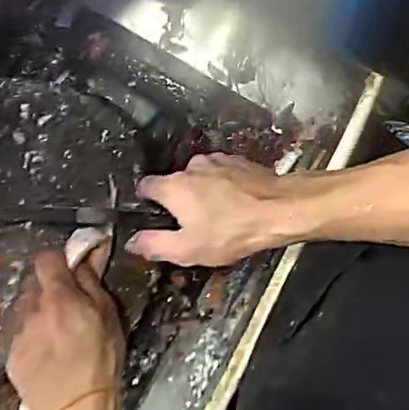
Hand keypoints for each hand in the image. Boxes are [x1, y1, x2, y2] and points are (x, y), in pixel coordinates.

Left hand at [7, 245, 122, 409]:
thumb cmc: (99, 359)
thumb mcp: (106, 311)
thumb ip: (91, 278)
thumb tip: (86, 255)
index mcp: (58, 295)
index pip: (46, 258)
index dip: (57, 259)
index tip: (68, 267)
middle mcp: (33, 311)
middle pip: (35, 284)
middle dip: (49, 289)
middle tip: (67, 304)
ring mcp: (19, 335)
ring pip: (26, 310)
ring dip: (39, 312)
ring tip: (57, 331)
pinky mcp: (11, 359)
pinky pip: (20, 335)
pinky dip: (32, 336)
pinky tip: (47, 350)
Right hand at [128, 153, 294, 265]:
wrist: (275, 208)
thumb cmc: (229, 232)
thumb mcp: (187, 249)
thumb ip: (155, 244)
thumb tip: (132, 241)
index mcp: (174, 186)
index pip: (146, 185)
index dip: (145, 199)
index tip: (150, 213)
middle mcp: (191, 166)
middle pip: (174, 181)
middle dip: (177, 199)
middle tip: (189, 223)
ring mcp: (215, 159)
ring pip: (198, 176)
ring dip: (200, 190)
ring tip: (214, 214)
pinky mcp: (235, 160)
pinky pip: (219, 172)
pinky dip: (220, 184)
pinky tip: (231, 201)